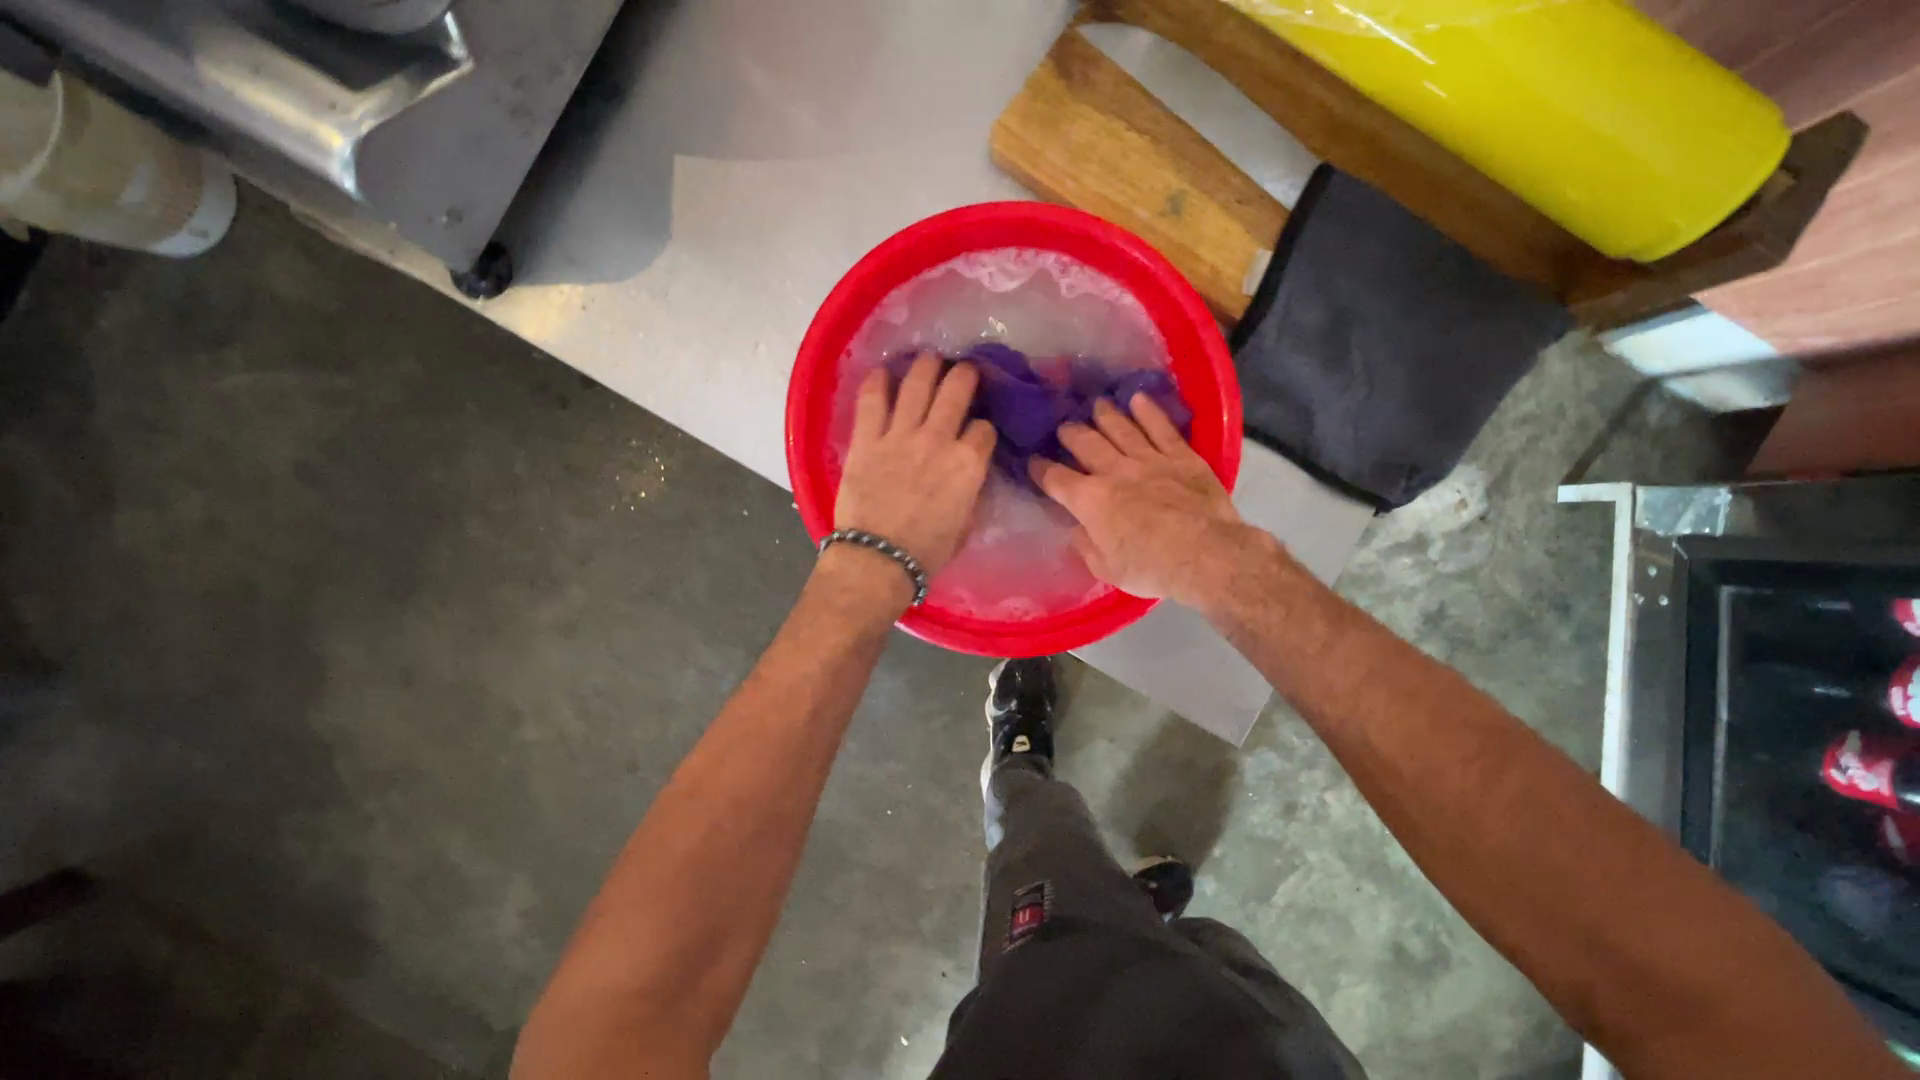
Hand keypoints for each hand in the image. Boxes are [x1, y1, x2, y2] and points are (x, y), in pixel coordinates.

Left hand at [834, 352, 996, 578]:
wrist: (878, 560)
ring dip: (927, 366)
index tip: (978, 430)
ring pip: (918, 383)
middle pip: (957, 390)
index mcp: (968, 464)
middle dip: (964, 375)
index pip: (984, 428)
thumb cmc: (926, 552)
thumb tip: (969, 476)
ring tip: (930, 360)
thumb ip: (971, 493)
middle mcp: (938, 440)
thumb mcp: (965, 525)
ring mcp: (900, 435)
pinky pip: (873, 400)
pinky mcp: (867, 439)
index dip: (984, 426)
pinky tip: (884, 371)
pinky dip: (879, 381)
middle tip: (963, 371)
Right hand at [1029, 394, 1248, 606]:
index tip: (1033, 462)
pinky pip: (1162, 428)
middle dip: (1071, 433)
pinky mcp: (1182, 457)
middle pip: (1086, 443)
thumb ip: (1087, 546)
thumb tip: (1077, 529)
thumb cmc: (1151, 568)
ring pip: (1122, 429)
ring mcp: (1150, 460)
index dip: (1040, 469)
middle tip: (1065, 427)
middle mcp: (1114, 471)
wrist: (1205, 555)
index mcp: (1090, 501)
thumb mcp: (1107, 569)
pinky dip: (1149, 412)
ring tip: (1097, 405)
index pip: (1056, 479)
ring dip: (1106, 415)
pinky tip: (1139, 399)